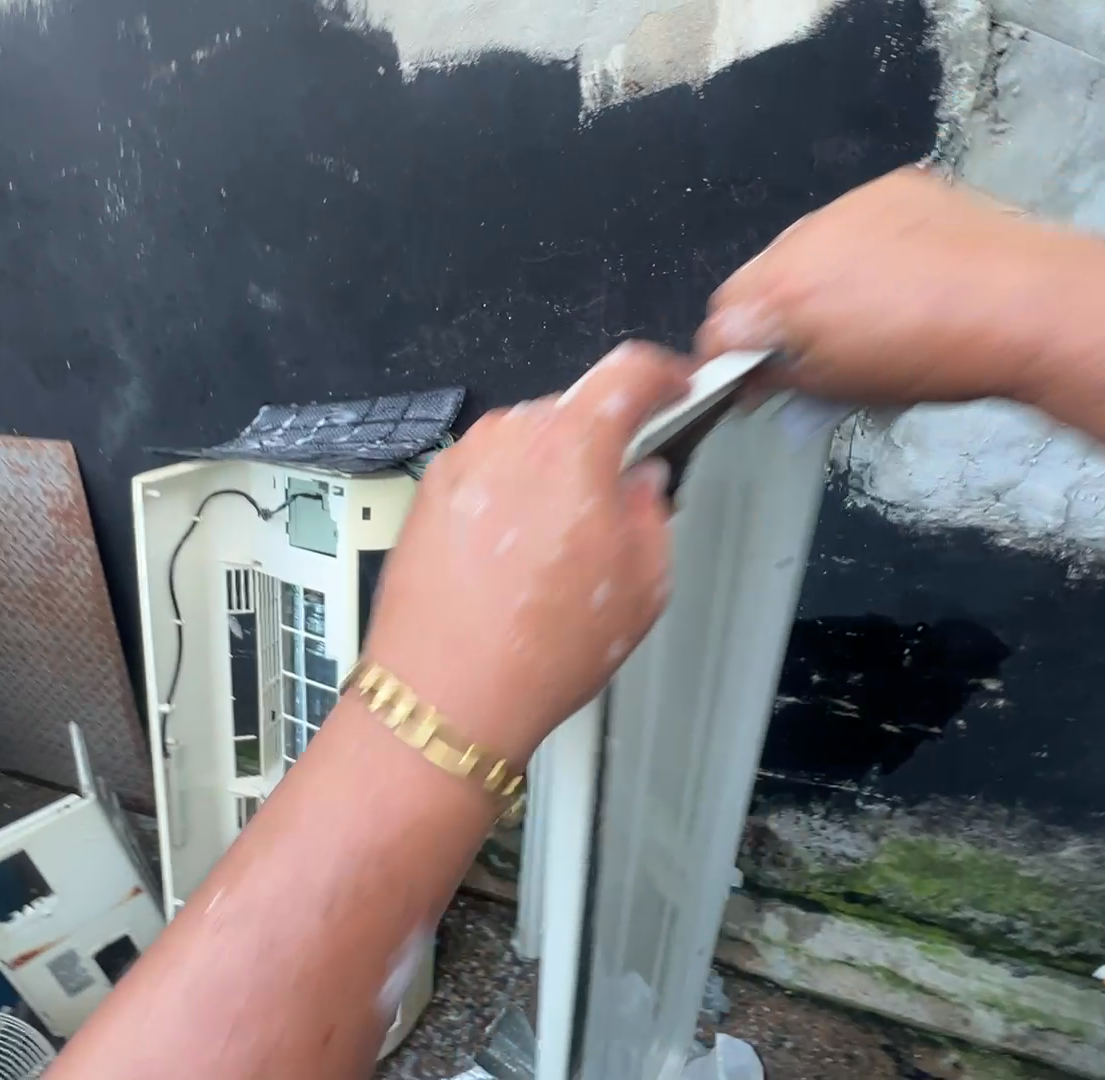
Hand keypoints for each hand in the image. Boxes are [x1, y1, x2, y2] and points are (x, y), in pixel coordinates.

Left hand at [361, 342, 690, 763]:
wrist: (443, 694)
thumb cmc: (542, 647)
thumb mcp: (642, 584)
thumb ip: (651, 511)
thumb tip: (641, 482)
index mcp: (569, 447)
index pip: (627, 373)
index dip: (663, 376)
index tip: (674, 389)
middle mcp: (507, 438)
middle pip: (573, 410)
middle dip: (602, 444)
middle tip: (614, 501)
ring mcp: (461, 462)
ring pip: (526, 442)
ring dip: (552, 472)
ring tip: (555, 546)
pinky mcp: (429, 491)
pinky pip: (488, 471)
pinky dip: (511, 493)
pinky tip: (512, 553)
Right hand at [695, 166, 1104, 403]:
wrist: (1030, 306)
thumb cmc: (934, 358)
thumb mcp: (838, 388)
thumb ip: (778, 377)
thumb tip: (754, 378)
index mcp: (781, 298)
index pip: (718, 327)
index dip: (723, 359)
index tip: (741, 377)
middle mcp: (800, 243)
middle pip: (746, 283)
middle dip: (758, 318)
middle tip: (791, 347)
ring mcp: (845, 209)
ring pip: (790, 249)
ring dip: (798, 281)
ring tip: (845, 310)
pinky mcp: (889, 189)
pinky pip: (841, 223)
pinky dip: (844, 251)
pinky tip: (883, 276)